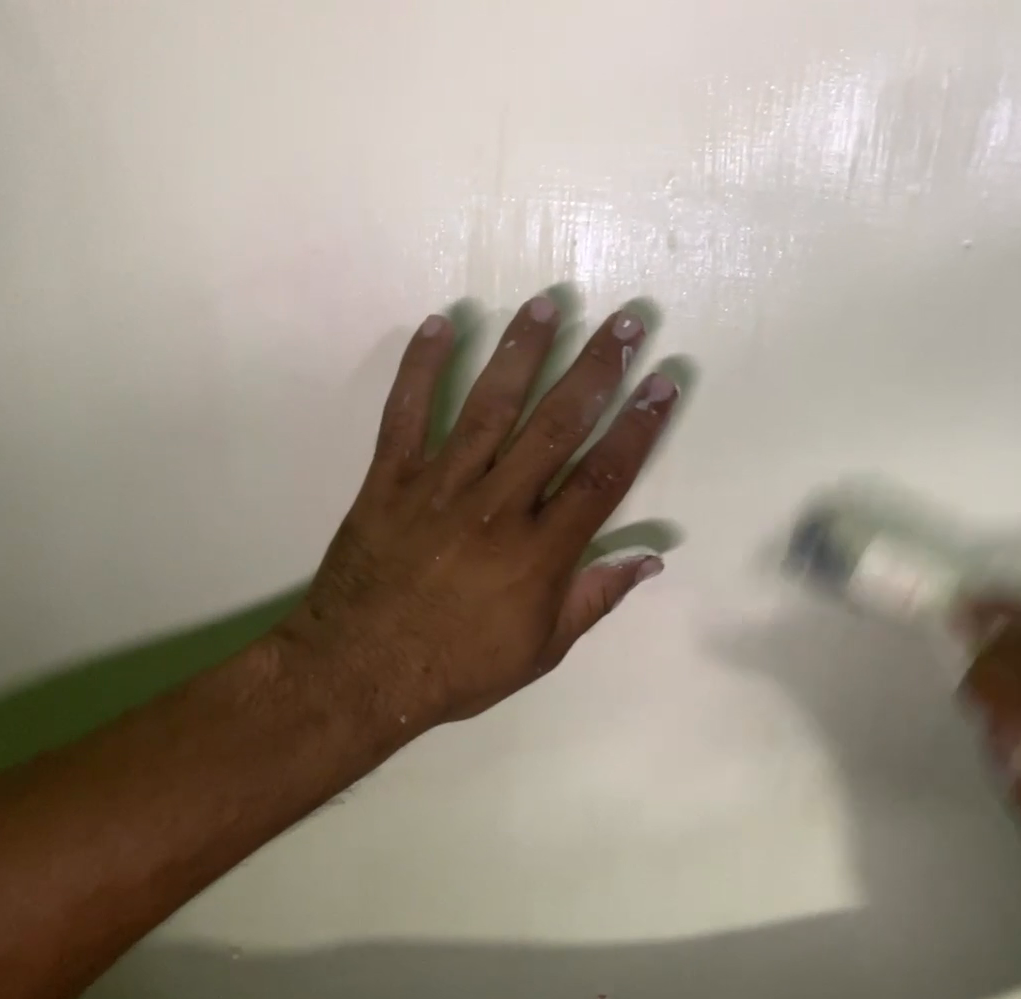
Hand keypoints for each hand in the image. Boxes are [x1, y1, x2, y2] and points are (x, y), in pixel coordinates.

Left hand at [272, 295, 677, 734]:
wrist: (358, 672)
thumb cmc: (459, 666)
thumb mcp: (542, 649)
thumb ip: (596, 598)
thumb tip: (651, 560)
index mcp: (540, 550)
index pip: (604, 474)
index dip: (639, 427)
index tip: (662, 384)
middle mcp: (498, 505)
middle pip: (557, 424)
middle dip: (597, 368)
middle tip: (626, 322)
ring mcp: (440, 485)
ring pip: (489, 406)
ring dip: (521, 351)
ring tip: (547, 303)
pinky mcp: (390, 478)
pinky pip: (407, 413)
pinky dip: (421, 367)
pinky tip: (440, 323)